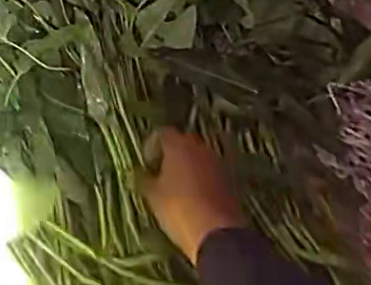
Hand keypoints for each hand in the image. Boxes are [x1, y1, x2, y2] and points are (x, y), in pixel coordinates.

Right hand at [142, 128, 246, 266]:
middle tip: (162, 172)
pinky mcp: (231, 183)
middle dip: (172, 154)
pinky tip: (196, 197)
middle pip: (182, 143)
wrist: (219, 237)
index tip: (147, 163)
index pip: (161, 133)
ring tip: (180, 186)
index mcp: (177, 144)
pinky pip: (212, 174)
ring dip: (189, 167)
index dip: (151, 146)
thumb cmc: (179, 208)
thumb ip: (144, 179)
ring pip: (199, 158)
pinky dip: (203, 181)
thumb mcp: (153, 195)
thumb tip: (139, 173)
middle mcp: (198, 147)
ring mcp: (218, 164)